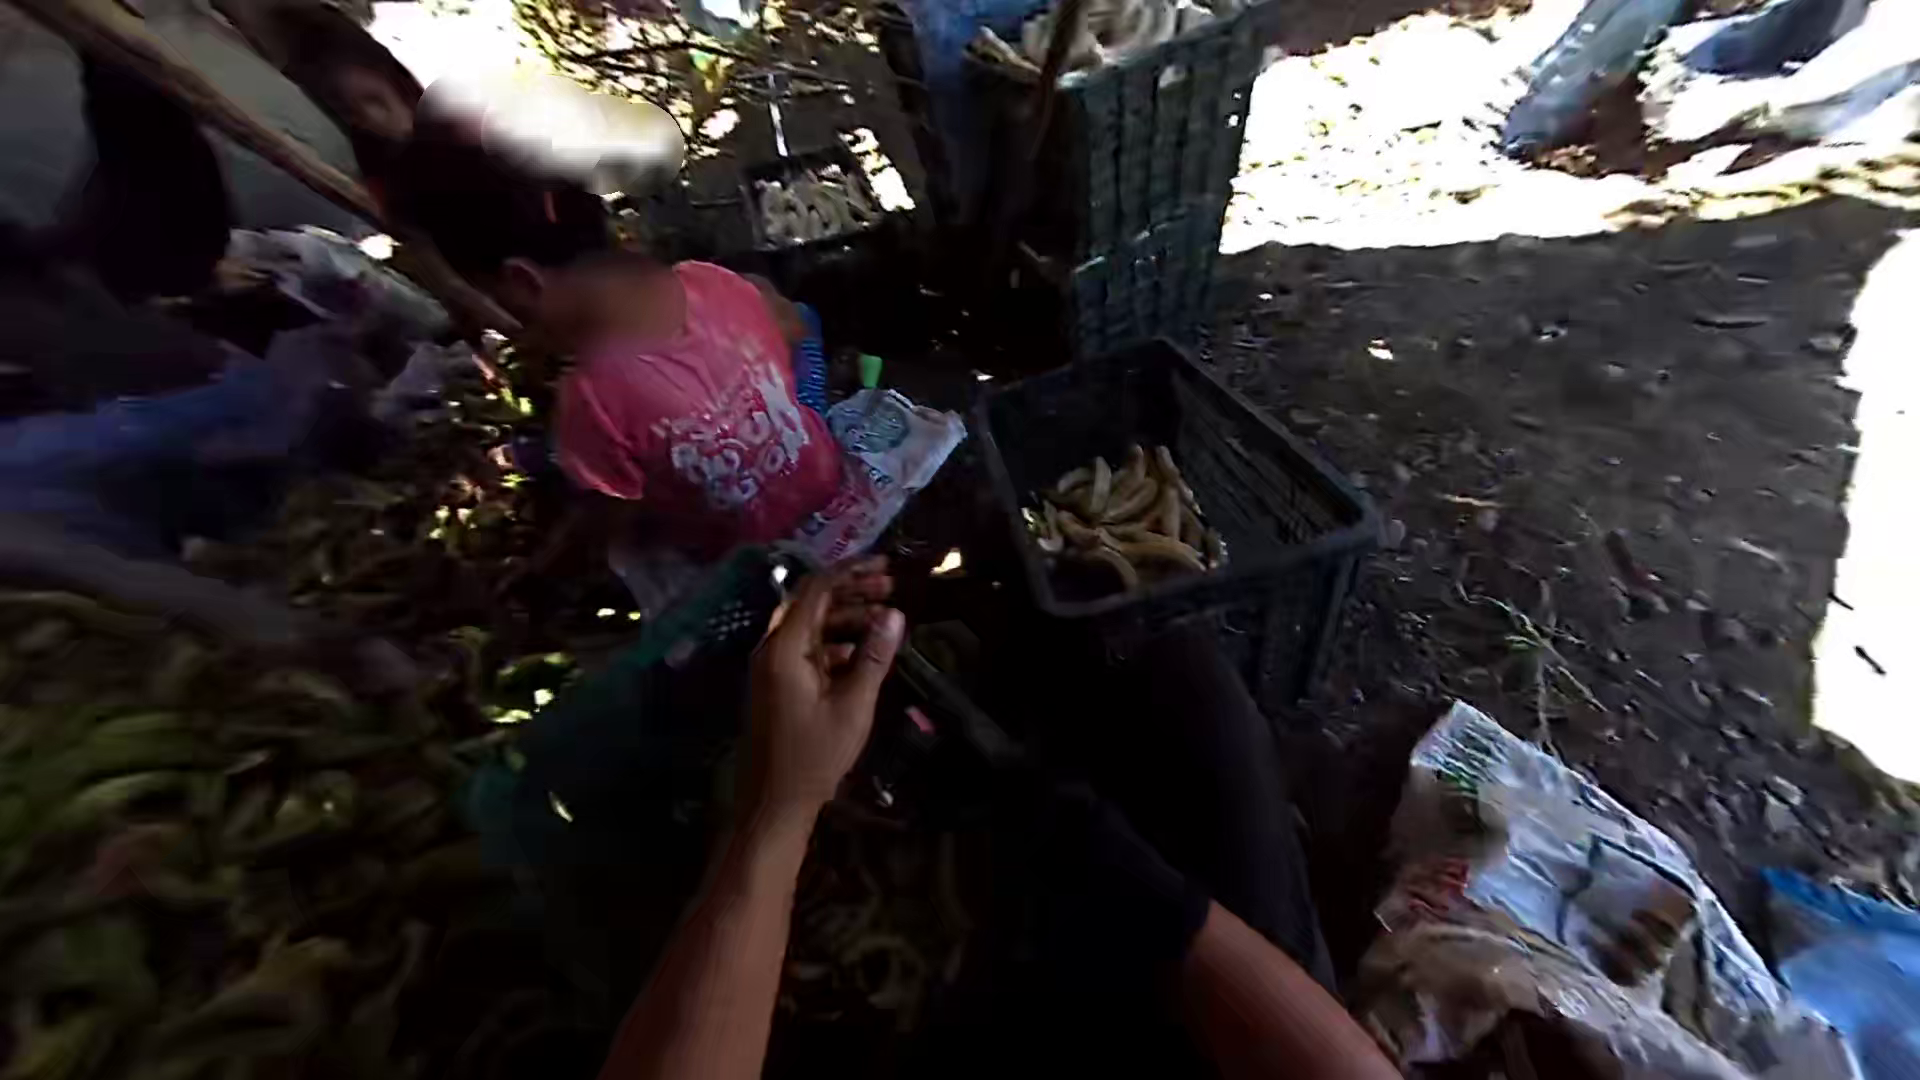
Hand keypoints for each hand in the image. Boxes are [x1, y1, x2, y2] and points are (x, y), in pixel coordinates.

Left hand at [742, 557, 903, 823]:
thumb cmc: (814, 756)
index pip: (816, 589)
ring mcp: (772, 666)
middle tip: (890, 587)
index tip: (885, 566)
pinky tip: (864, 651)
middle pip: (811, 602)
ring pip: (811, 624)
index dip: (851, 571)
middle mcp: (773, 648)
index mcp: (785, 648)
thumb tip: (895, 614)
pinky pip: (808, 647)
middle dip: (851, 590)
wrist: (773, 804)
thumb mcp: (853, 706)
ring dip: (846, 615)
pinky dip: (836, 641)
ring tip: (885, 616)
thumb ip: (873, 656)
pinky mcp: (778, 682)